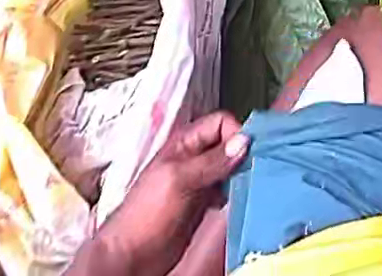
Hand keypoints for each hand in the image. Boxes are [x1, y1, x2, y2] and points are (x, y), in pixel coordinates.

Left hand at [67, 111, 246, 275]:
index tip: (246, 152)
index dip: (235, 133)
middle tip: (252, 169)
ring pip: (230, 165)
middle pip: (228, 142)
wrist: (129, 259)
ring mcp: (200, 179)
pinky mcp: (203, 201)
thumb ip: (212, 161)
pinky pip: (227, 187)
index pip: (221, 122)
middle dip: (242, 153)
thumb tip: (244, 141)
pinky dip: (235, 191)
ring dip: (240, 173)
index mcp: (186, 142)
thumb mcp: (180, 181)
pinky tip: (234, 201)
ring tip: (246, 186)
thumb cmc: (146, 215)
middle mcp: (196, 156)